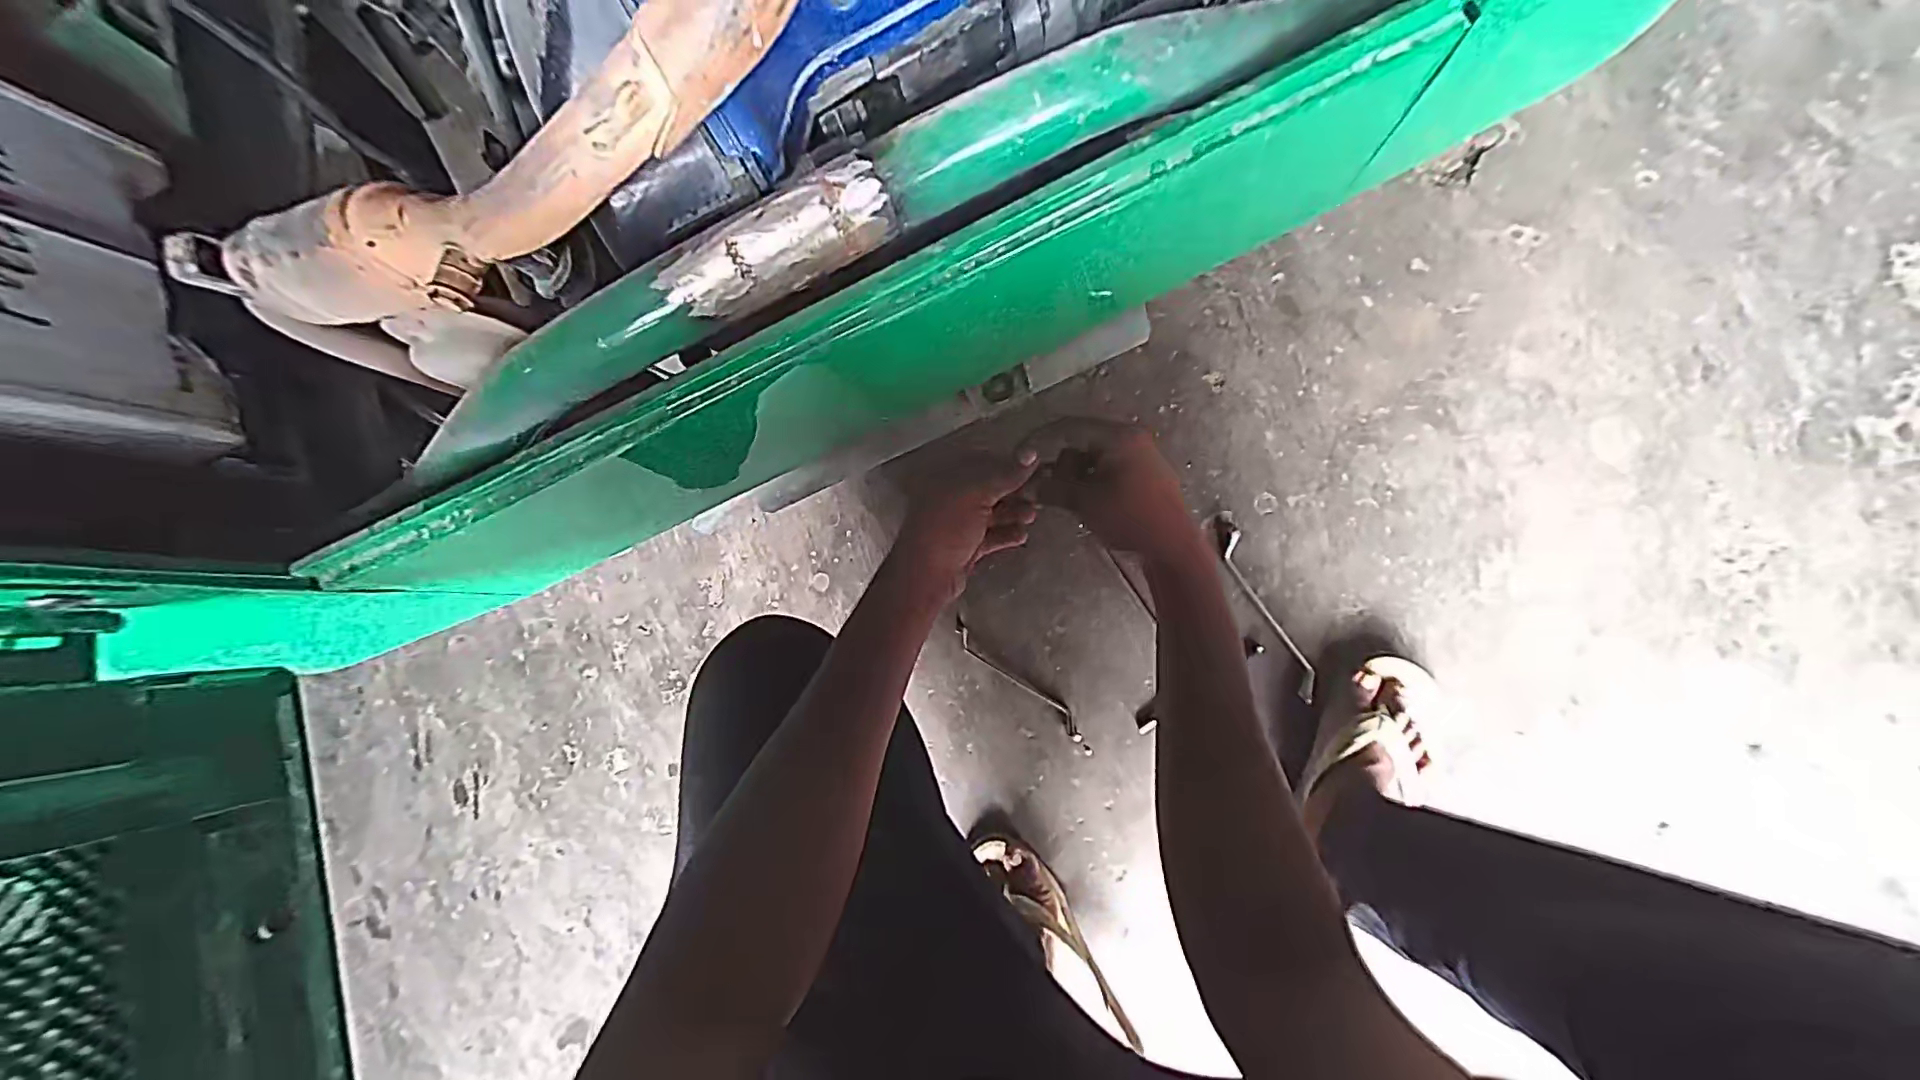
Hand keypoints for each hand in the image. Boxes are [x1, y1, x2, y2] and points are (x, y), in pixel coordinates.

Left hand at [889, 450, 1041, 602]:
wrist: (927, 575)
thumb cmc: (946, 527)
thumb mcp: (976, 495)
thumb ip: (1005, 474)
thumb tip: (1031, 452)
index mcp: (947, 479)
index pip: (983, 464)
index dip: (1008, 465)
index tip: (1034, 468)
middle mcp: (952, 499)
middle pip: (989, 490)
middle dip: (1015, 492)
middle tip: (1038, 494)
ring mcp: (958, 525)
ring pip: (992, 514)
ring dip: (1013, 513)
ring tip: (1031, 516)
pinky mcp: (966, 547)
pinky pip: (991, 536)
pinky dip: (1006, 534)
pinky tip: (1021, 535)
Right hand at [1018, 418, 1199, 564]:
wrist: (1172, 547)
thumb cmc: (1131, 519)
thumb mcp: (1086, 502)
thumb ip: (1053, 488)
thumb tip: (1028, 486)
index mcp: (1118, 436)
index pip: (1067, 427)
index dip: (1038, 441)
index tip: (1018, 459)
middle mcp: (1129, 439)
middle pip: (1078, 440)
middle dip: (1055, 461)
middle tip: (1037, 483)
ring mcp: (1136, 455)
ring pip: (1089, 455)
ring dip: (1069, 473)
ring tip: (1056, 496)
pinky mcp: (1139, 474)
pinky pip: (1103, 468)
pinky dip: (1085, 480)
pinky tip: (1075, 499)